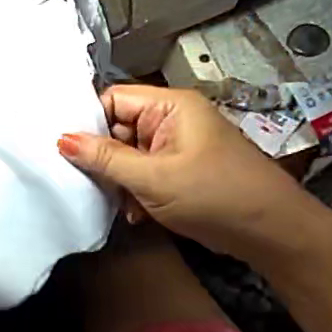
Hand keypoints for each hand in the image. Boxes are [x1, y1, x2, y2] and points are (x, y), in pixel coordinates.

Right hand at [57, 85, 331, 262]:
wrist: (270, 231)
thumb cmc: (215, 196)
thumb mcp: (153, 178)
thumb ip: (105, 158)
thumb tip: (62, 140)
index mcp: (170, 106)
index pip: (113, 99)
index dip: (89, 122)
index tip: (66, 150)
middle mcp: (173, 120)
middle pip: (118, 128)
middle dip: (104, 158)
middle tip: (91, 183)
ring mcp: (178, 146)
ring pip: (128, 155)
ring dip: (120, 181)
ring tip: (122, 204)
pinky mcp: (181, 171)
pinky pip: (145, 173)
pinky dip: (136, 192)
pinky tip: (137, 214)